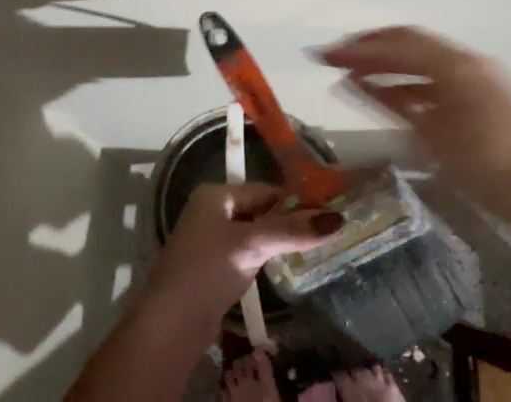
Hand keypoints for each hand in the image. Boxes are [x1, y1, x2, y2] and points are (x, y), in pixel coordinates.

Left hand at [148, 182, 343, 316]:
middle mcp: (211, 211)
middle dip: (289, 222)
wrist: (172, 319)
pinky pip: (247, 252)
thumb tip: (338, 218)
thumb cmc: (208, 269)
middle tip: (328, 234)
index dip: (295, 203)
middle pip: (259, 210)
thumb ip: (291, 231)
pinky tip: (285, 268)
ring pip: (254, 233)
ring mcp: (212, 239)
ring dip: (279, 241)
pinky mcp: (215, 266)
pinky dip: (266, 257)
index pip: (264, 191)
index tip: (330, 215)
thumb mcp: (251, 245)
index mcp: (215, 195)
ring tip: (315, 250)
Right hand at [315, 27, 510, 223]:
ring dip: (388, 64)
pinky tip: (390, 96)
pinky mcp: (487, 100)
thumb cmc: (492, 170)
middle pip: (409, 44)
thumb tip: (351, 79)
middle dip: (368, 49)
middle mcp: (467, 63)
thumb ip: (390, 102)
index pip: (395, 42)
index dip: (355, 46)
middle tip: (332, 59)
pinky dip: (410, 83)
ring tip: (353, 76)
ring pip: (424, 61)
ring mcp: (480, 80)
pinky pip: (438, 80)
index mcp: (455, 65)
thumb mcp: (433, 137)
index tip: (320, 55)